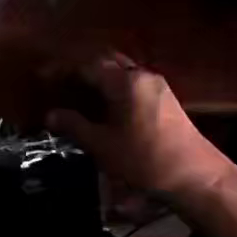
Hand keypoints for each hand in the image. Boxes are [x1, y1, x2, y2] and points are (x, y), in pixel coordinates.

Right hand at [45, 53, 236, 202]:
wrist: (194, 175)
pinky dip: (112, 87)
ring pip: (121, 71)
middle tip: (59, 80)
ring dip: (98, 76)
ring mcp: (157, 86)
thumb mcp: (103, 145)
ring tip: (77, 90)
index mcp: (125, 82)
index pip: (87, 64)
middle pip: (106, 61)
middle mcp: (142, 75)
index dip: (62, 68)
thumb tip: (50, 114)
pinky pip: (132, 83)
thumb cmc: (144, 159)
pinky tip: (102, 103)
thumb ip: (75, 126)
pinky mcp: (164, 99)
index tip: (42, 76)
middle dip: (81, 67)